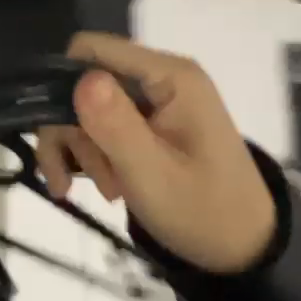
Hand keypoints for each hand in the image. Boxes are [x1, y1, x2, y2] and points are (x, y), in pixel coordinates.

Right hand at [35, 32, 276, 274]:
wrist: (243, 250)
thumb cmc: (204, 212)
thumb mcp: (154, 175)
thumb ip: (116, 125)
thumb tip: (80, 79)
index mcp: (169, 76)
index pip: (91, 49)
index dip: (63, 84)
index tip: (57, 132)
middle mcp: (158, 77)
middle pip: (81, 83)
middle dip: (71, 131)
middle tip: (75, 178)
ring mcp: (151, 100)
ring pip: (83, 109)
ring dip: (79, 151)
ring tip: (102, 192)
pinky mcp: (144, 122)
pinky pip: (97, 126)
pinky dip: (88, 157)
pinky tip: (94, 188)